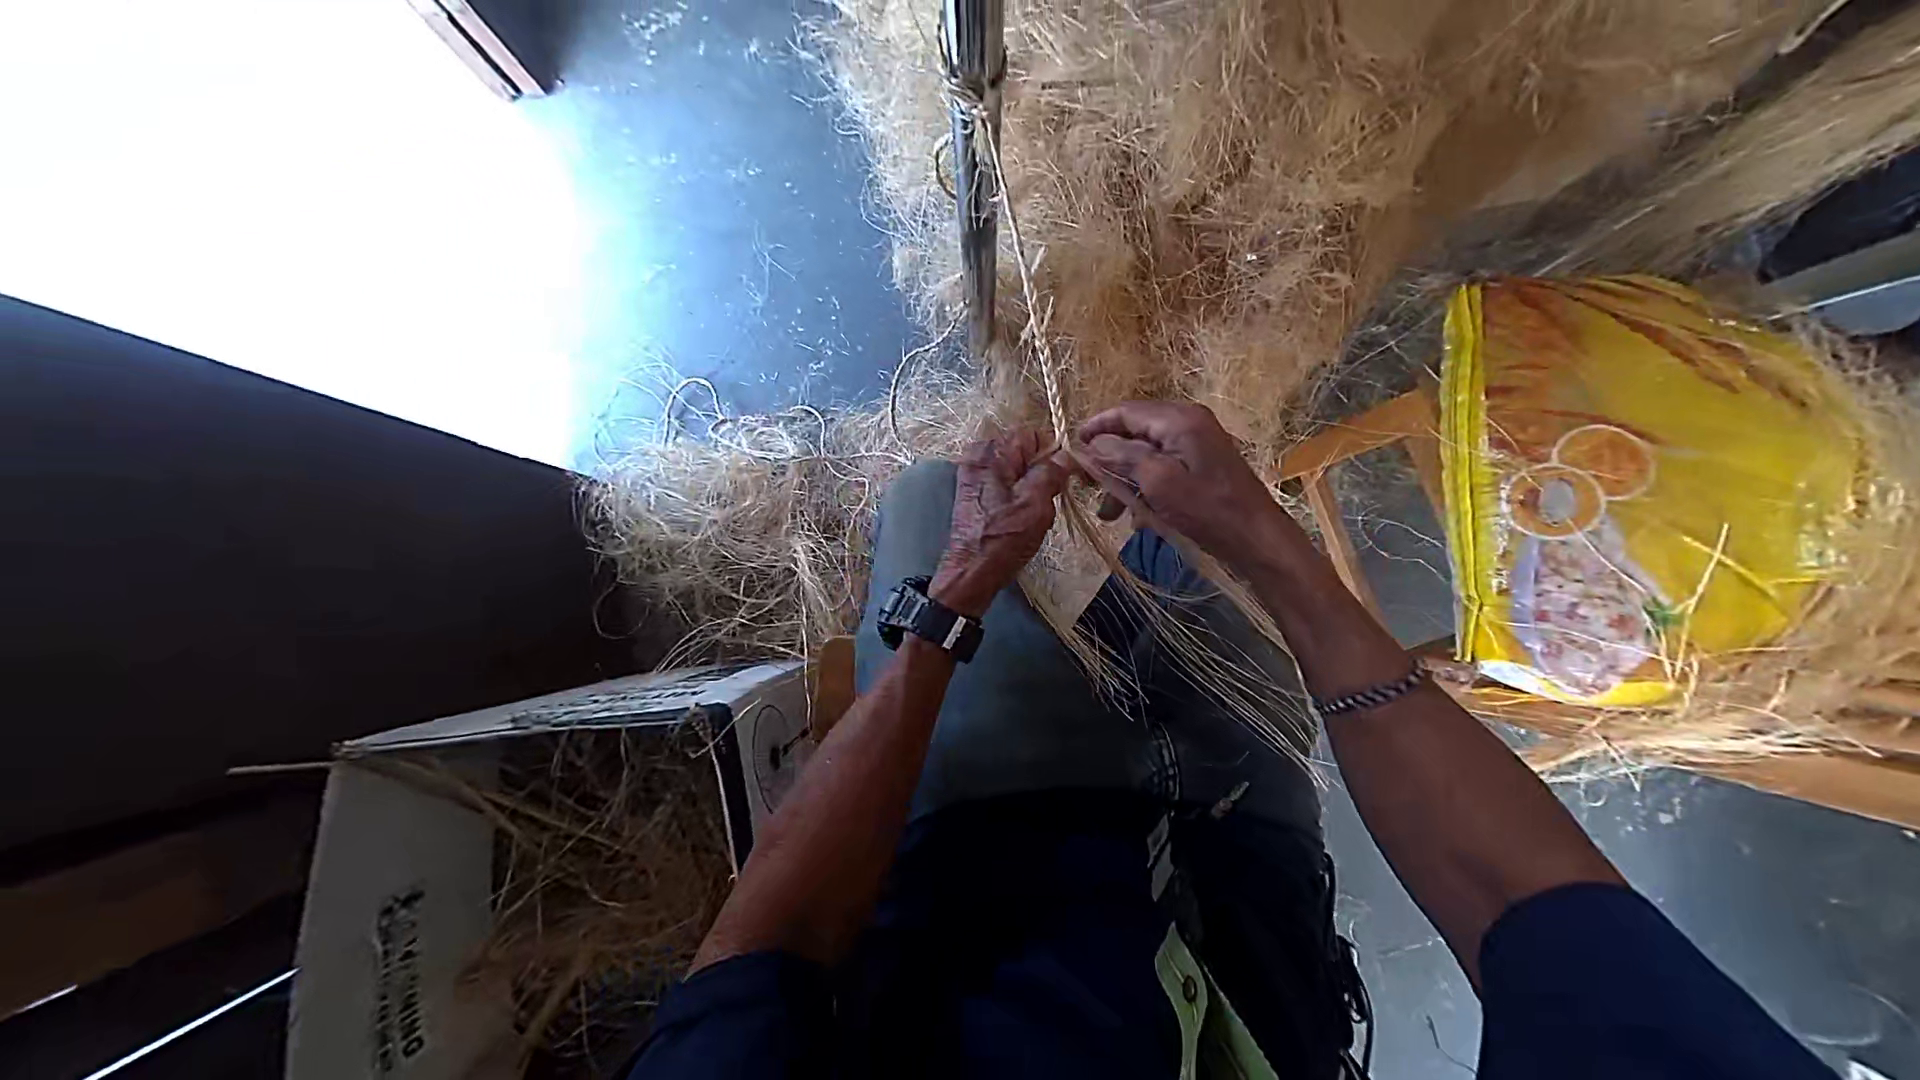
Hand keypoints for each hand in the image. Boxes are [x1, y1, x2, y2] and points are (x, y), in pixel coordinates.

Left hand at [931, 430, 1069, 618]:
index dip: (1052, 452)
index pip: (1032, 434)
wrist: (972, 572)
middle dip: (1041, 470)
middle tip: (1048, 497)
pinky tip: (1021, 516)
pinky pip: (1005, 484)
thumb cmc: (1003, 539)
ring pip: (1016, 470)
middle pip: (1023, 451)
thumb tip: (1065, 454)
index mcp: (991, 453)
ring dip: (1031, 486)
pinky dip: (1017, 495)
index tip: (1064, 476)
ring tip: (1034, 510)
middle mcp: (978, 457)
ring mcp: (973, 476)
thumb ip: (1051, 472)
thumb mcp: (1035, 504)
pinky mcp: (974, 494)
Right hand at [1074, 401, 1287, 569]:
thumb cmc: (1207, 510)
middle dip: (1107, 461)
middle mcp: (1187, 423)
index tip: (1071, 450)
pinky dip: (1144, 489)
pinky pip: (1160, 470)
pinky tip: (1138, 518)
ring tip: (1110, 513)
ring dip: (1123, 482)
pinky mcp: (1200, 466)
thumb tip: (1090, 444)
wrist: (1257, 540)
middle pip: (1133, 433)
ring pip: (1144, 455)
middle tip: (1088, 488)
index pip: (1125, 412)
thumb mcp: (1157, 481)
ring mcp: (1196, 445)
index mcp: (1178, 419)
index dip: (1094, 428)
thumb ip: (1121, 457)